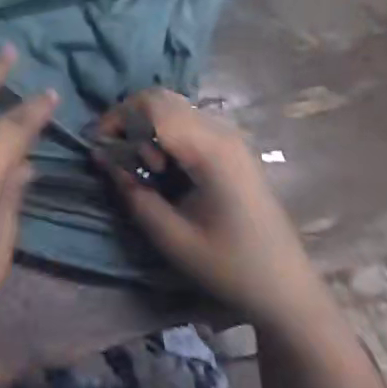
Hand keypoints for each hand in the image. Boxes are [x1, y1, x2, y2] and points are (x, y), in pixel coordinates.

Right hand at [99, 90, 385, 387]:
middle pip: (161, 98)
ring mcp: (229, 136)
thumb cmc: (230, 266)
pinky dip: (164, 131)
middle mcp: (220, 130)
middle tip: (115, 153)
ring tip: (141, 165)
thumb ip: (134, 194)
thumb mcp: (173, 238)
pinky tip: (163, 166)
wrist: (288, 289)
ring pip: (173, 106)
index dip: (117, 118)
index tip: (98, 146)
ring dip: (147, 124)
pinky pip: (188, 120)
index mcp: (210, 148)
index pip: (152, 107)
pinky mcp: (231, 146)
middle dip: (129, 117)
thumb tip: (103, 159)